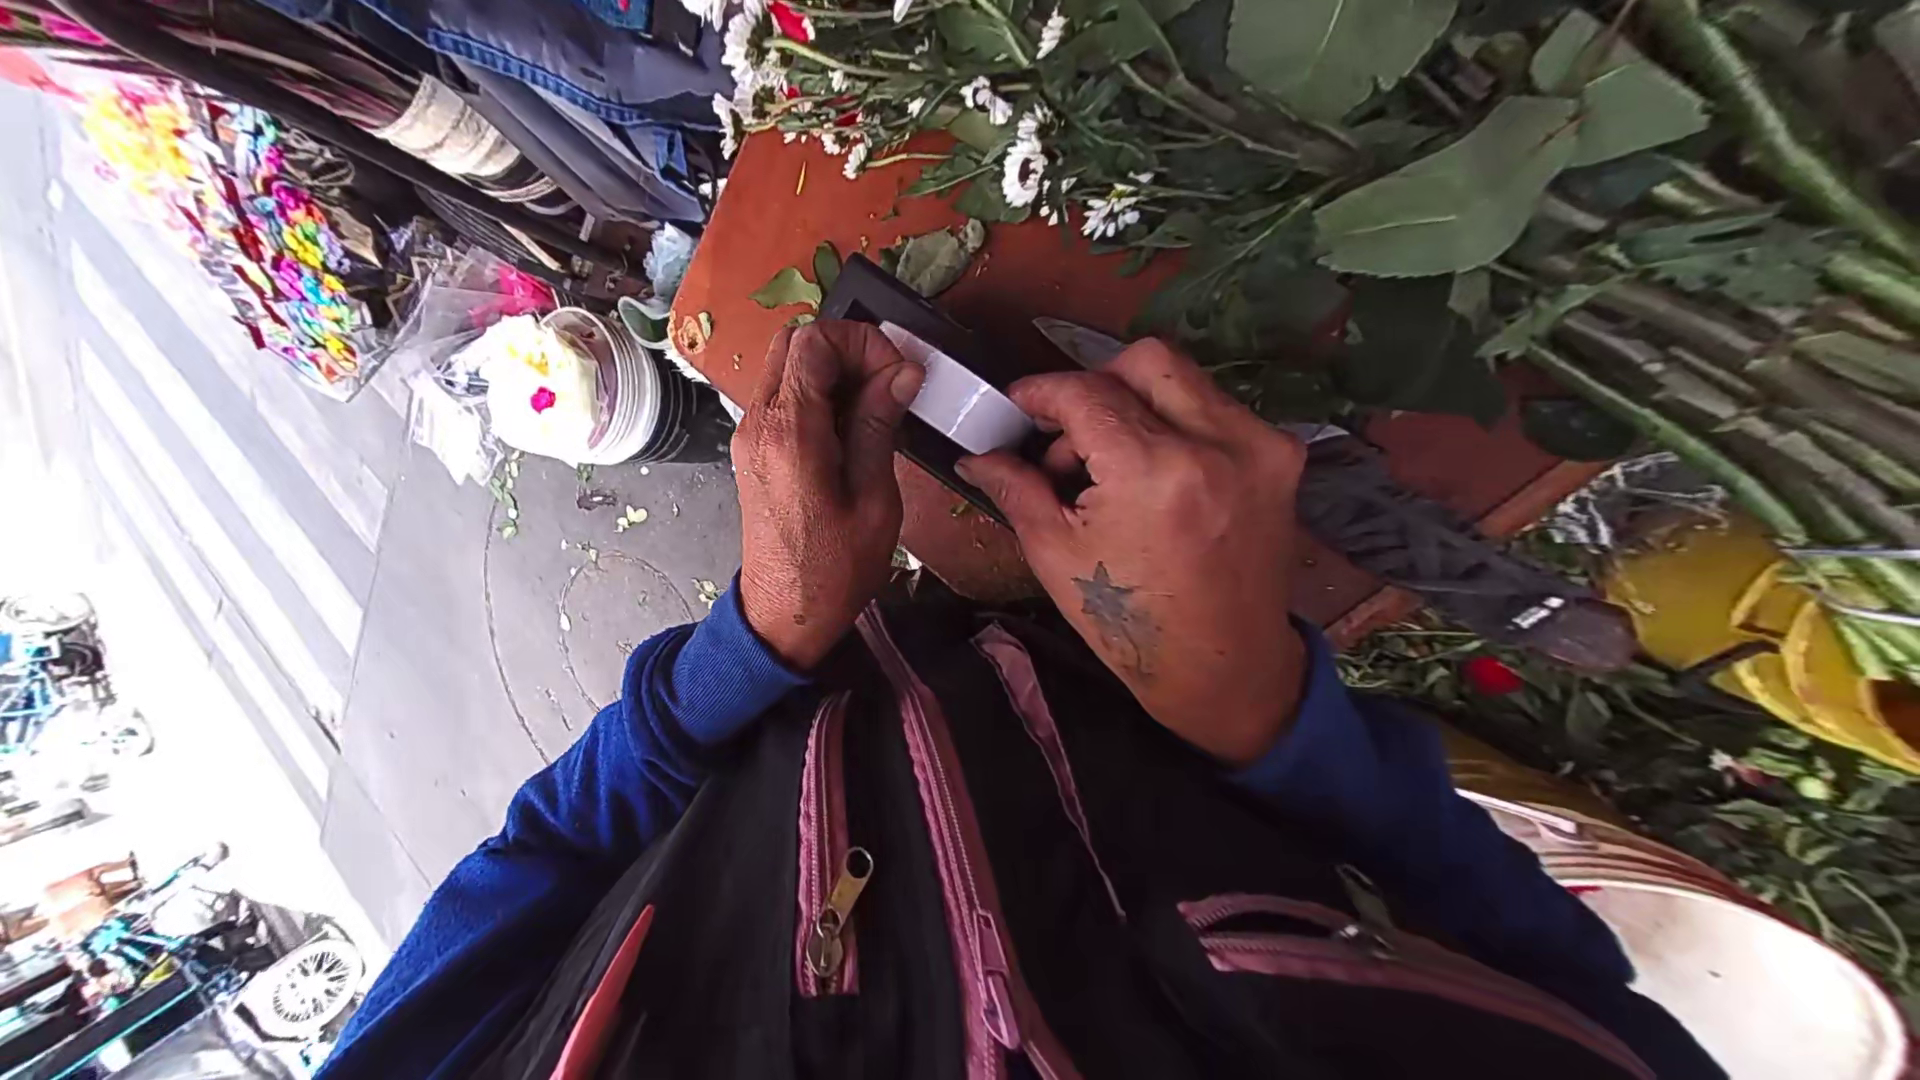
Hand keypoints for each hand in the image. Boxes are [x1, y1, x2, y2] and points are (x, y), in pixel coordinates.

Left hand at [733, 321, 924, 668]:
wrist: (786, 612)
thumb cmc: (836, 569)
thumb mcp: (874, 499)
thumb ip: (880, 427)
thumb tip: (902, 373)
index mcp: (791, 432)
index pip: (815, 342)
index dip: (863, 343)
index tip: (898, 374)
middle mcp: (759, 422)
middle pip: (794, 342)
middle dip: (847, 349)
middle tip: (888, 383)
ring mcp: (751, 434)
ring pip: (786, 365)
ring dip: (834, 371)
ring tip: (876, 406)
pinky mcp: (755, 448)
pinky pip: (783, 396)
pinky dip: (819, 393)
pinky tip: (851, 426)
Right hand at [957, 340, 1306, 765]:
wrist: (1223, 667)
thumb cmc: (1128, 621)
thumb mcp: (1056, 554)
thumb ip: (1015, 488)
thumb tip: (976, 454)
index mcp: (1152, 472)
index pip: (1086, 393)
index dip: (1042, 391)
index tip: (1020, 404)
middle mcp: (1215, 442)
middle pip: (1143, 361)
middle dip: (1093, 386)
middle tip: (1068, 434)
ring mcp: (1259, 445)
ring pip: (1183, 377)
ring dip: (1134, 402)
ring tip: (1111, 461)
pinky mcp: (1281, 456)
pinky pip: (1214, 407)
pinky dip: (1173, 422)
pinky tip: (1154, 472)